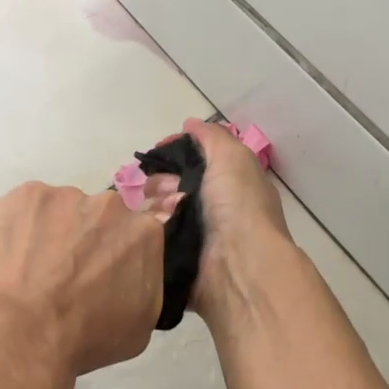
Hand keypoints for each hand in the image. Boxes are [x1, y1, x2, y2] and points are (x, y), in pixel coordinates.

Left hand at [0, 183, 164, 377]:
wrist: (22, 333)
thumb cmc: (85, 339)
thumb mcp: (139, 325)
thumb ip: (143, 284)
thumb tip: (131, 272)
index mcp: (144, 234)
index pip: (134, 234)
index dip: (114, 254)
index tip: (98, 274)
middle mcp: (110, 205)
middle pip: (98, 217)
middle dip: (84, 238)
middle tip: (62, 273)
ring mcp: (65, 196)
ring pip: (59, 211)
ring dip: (49, 233)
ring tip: (27, 270)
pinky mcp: (25, 195)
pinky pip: (24, 209)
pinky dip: (16, 227)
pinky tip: (7, 257)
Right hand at [141, 119, 291, 324]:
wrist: (239, 264)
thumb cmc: (238, 205)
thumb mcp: (231, 157)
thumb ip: (211, 137)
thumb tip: (190, 124)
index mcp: (232, 183)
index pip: (198, 161)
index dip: (176, 153)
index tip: (157, 152)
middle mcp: (217, 208)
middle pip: (177, 185)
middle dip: (161, 181)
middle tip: (152, 187)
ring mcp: (201, 235)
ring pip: (164, 211)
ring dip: (155, 206)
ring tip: (154, 210)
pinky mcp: (183, 259)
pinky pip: (158, 239)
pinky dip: (152, 231)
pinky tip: (149, 228)